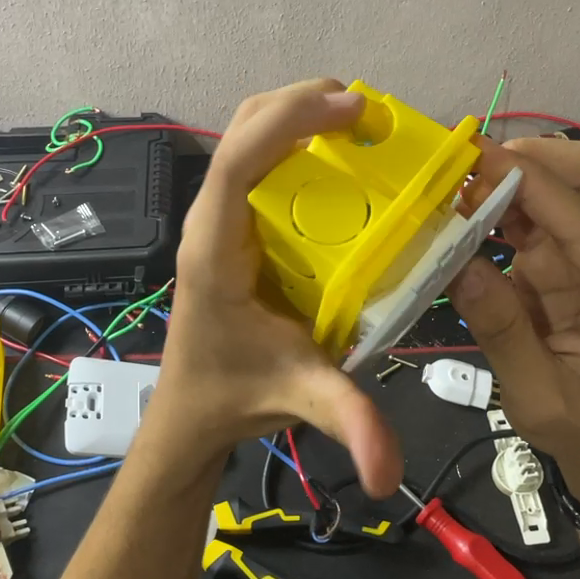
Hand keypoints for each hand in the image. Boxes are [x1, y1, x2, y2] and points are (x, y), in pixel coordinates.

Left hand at [138, 80, 403, 497]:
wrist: (190, 409)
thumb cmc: (232, 394)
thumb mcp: (296, 397)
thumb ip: (345, 423)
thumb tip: (390, 476)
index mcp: (215, 250)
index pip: (239, 160)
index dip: (293, 120)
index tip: (355, 107)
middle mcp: (210, 222)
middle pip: (243, 129)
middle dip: (301, 103)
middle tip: (367, 112)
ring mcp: (218, 219)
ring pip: (249, 137)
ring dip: (299, 115)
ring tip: (359, 125)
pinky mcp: (233, 225)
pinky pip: (262, 162)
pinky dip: (297, 141)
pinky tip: (339, 160)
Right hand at [446, 137, 579, 507]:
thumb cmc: (578, 427)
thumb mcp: (535, 393)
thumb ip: (501, 327)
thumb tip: (457, 262)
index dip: (531, 183)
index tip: (475, 157)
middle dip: (532, 159)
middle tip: (467, 164)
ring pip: (573, 183)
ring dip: (518, 174)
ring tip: (460, 181)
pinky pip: (551, 211)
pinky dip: (512, 201)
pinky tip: (474, 204)